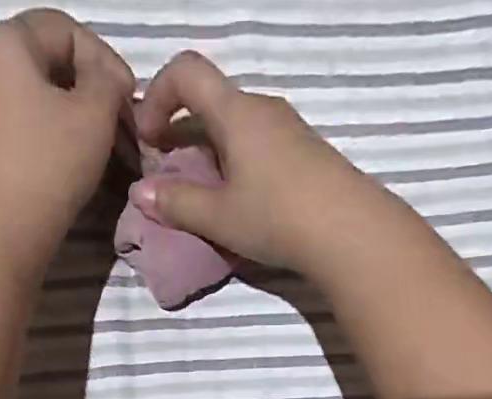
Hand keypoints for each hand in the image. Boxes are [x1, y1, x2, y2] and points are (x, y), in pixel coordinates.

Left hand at [0, 10, 134, 237]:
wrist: (10, 226)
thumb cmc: (52, 159)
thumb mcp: (95, 110)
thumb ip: (109, 79)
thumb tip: (109, 79)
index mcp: (7, 41)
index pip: (67, 29)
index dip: (105, 57)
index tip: (129, 95)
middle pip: (57, 63)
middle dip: (99, 91)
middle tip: (128, 124)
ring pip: (51, 97)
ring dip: (89, 117)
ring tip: (118, 147)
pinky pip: (39, 123)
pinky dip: (69, 135)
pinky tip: (94, 158)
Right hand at [133, 52, 395, 272]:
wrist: (350, 232)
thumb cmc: (277, 217)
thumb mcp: (218, 216)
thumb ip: (176, 203)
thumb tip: (141, 193)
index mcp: (236, 111)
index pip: (186, 71)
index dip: (157, 97)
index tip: (147, 140)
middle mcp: (262, 109)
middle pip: (209, 103)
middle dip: (178, 134)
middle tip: (166, 178)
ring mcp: (286, 129)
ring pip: (232, 128)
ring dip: (205, 154)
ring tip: (198, 197)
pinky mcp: (302, 153)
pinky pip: (254, 145)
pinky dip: (232, 164)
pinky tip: (235, 202)